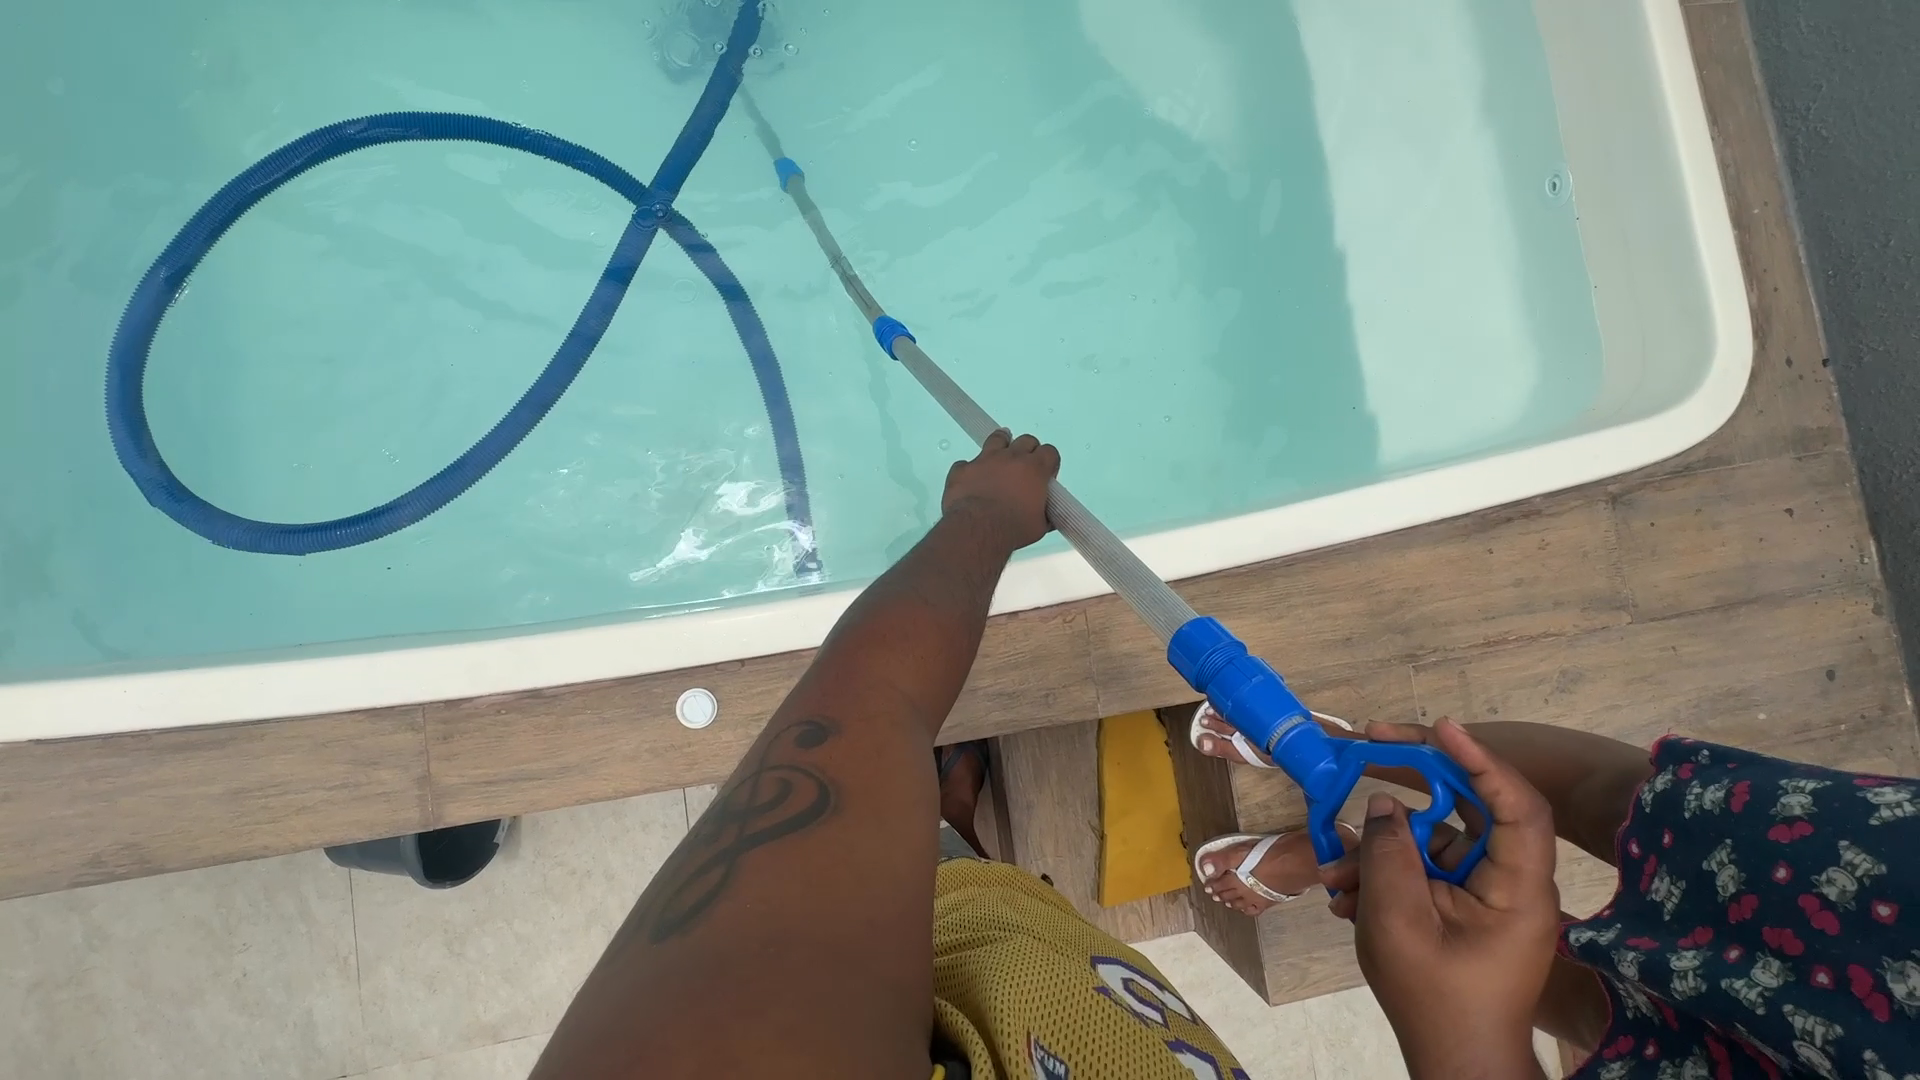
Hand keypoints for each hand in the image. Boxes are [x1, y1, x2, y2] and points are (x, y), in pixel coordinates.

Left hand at [941, 430, 1058, 551]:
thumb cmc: (1013, 529)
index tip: (1044, 476)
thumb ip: (1044, 514)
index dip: (1048, 463)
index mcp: (1035, 469)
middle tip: (1023, 470)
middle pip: (1026, 440)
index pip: (1050, 452)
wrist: (978, 530)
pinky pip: (966, 464)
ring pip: (997, 439)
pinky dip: (969, 472)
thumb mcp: (1039, 526)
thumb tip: (1046, 516)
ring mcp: (985, 459)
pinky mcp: (962, 469)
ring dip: (1000, 445)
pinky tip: (970, 483)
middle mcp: (1011, 457)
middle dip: (1027, 452)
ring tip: (999, 458)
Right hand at [1319, 720, 1558, 1079]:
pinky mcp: (1463, 905)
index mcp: (1519, 890)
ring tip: (1336, 877)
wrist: (1454, 1061)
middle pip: (1468, 812)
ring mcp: (1487, 894)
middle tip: (1365, 756)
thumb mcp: (1397, 918)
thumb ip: (1387, 851)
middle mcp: (1511, 883)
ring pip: (1435, 842)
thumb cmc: (1433, 995)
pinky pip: (1425, 868)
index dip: (1481, 761)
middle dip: (1410, 791)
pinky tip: (1348, 895)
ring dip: (1382, 850)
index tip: (1440, 728)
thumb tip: (1384, 804)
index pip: (1517, 806)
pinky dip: (1385, 873)